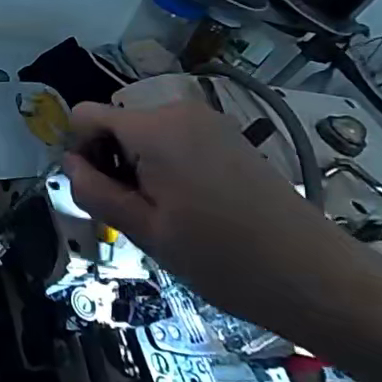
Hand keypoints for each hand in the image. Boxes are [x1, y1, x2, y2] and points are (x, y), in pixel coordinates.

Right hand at [62, 99, 370, 330]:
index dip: (81, 153)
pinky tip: (194, 206)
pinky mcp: (228, 134)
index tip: (102, 196)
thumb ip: (96, 192)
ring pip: (146, 133)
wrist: (312, 272)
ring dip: (141, 167)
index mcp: (154, 128)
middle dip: (113, 162)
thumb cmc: (222, 259)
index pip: (86, 115)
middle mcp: (179, 109)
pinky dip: (168, 164)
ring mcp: (208, 119)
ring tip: (170, 215)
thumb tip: (69, 164)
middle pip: (117, 123)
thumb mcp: (146, 231)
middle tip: (140, 215)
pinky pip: (176, 138)